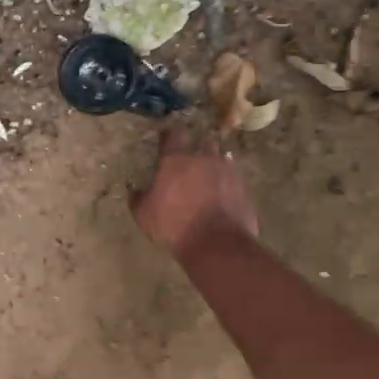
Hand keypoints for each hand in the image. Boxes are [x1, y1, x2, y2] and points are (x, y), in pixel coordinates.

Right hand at [131, 128, 259, 259]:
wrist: (216, 243)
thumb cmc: (174, 224)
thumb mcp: (144, 215)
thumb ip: (139, 198)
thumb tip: (135, 190)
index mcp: (175, 161)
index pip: (172, 135)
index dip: (169, 135)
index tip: (166, 137)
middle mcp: (203, 159)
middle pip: (203, 142)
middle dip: (198, 147)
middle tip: (192, 158)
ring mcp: (227, 172)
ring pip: (222, 159)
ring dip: (215, 163)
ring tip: (210, 174)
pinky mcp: (243, 188)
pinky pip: (234, 178)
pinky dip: (228, 182)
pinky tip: (224, 193)